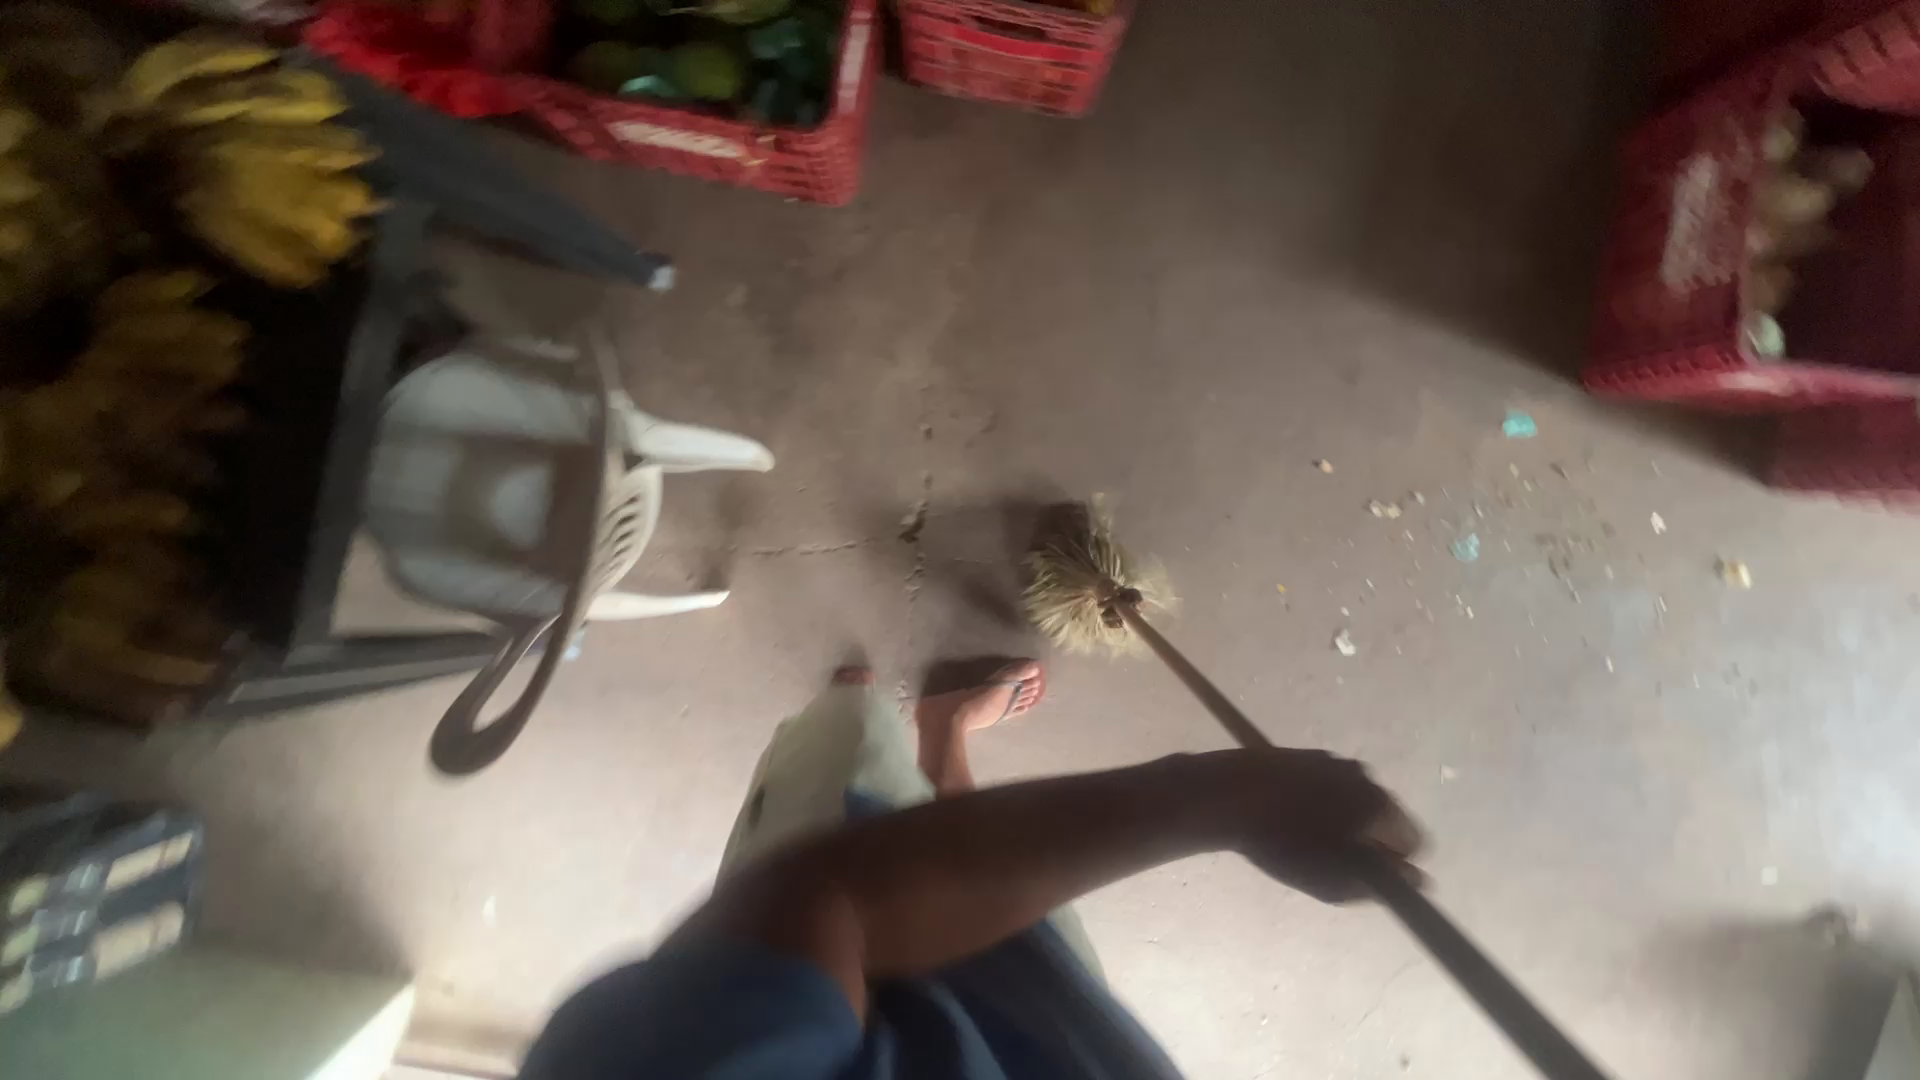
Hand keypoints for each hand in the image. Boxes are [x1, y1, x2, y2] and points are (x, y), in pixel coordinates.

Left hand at [1193, 748, 1425, 902]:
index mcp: (1380, 804)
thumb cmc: (1283, 843)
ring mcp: (1329, 760)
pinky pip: (1323, 786)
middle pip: (1382, 816)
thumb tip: (1416, 878)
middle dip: (1366, 839)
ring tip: (1302, 836)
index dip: (1395, 863)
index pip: (1413, 841)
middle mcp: (1362, 775)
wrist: (1224, 794)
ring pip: (1351, 800)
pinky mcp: (1300, 755)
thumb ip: (1383, 883)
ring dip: (1339, 819)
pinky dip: (1315, 801)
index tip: (1367, 875)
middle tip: (1330, 857)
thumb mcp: (1336, 881)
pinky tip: (1286, 815)